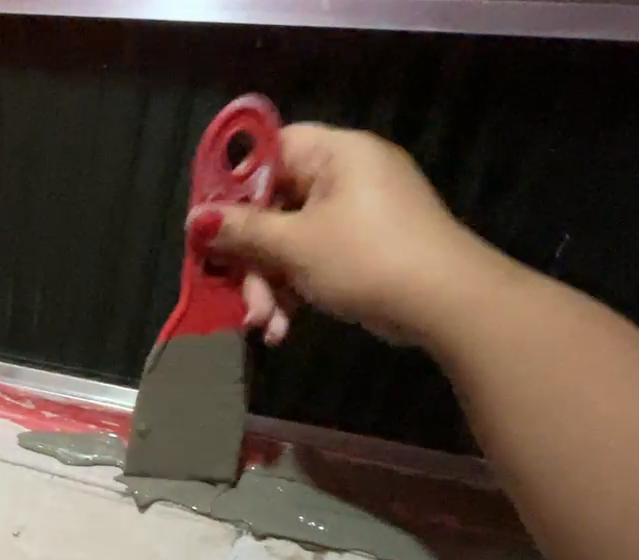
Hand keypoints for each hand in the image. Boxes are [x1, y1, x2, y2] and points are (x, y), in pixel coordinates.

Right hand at [187, 123, 501, 347]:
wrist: (442, 303)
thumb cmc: (364, 258)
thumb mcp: (294, 245)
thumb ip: (242, 230)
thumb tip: (195, 219)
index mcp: (335, 154)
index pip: (270, 150)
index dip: (233, 184)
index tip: (206, 222)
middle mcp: (344, 176)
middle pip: (272, 208)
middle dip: (250, 261)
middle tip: (236, 295)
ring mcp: (353, 215)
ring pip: (286, 244)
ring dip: (267, 288)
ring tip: (264, 325)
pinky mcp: (358, 250)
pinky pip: (309, 263)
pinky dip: (292, 294)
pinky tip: (282, 329)